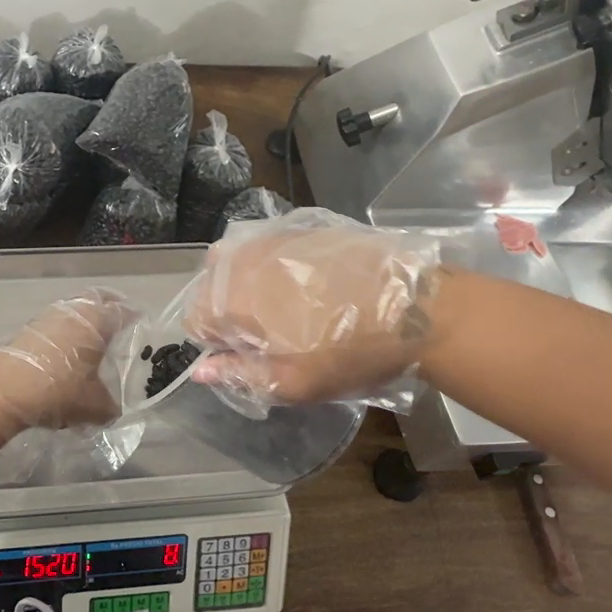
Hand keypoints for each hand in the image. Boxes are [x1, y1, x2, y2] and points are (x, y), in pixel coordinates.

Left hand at [0, 289, 136, 429]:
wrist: (4, 390)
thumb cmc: (59, 391)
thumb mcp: (94, 407)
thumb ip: (110, 406)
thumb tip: (113, 409)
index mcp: (97, 320)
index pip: (125, 311)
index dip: (136, 317)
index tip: (143, 324)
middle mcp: (74, 310)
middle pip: (98, 299)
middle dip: (110, 306)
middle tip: (119, 320)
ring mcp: (49, 315)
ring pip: (74, 308)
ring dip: (85, 316)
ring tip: (93, 337)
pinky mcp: (29, 327)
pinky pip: (57, 321)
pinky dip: (67, 328)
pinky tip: (68, 348)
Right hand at [181, 209, 444, 406]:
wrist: (416, 307)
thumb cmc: (349, 352)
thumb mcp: (293, 382)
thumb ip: (239, 374)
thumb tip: (199, 369)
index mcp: (233, 301)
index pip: (195, 321)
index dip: (217, 344)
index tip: (249, 355)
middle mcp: (242, 262)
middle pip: (211, 289)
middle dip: (229, 312)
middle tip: (271, 335)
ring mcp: (272, 239)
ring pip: (235, 264)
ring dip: (248, 286)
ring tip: (287, 308)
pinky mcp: (301, 228)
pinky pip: (266, 247)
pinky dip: (273, 266)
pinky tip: (307, 284)